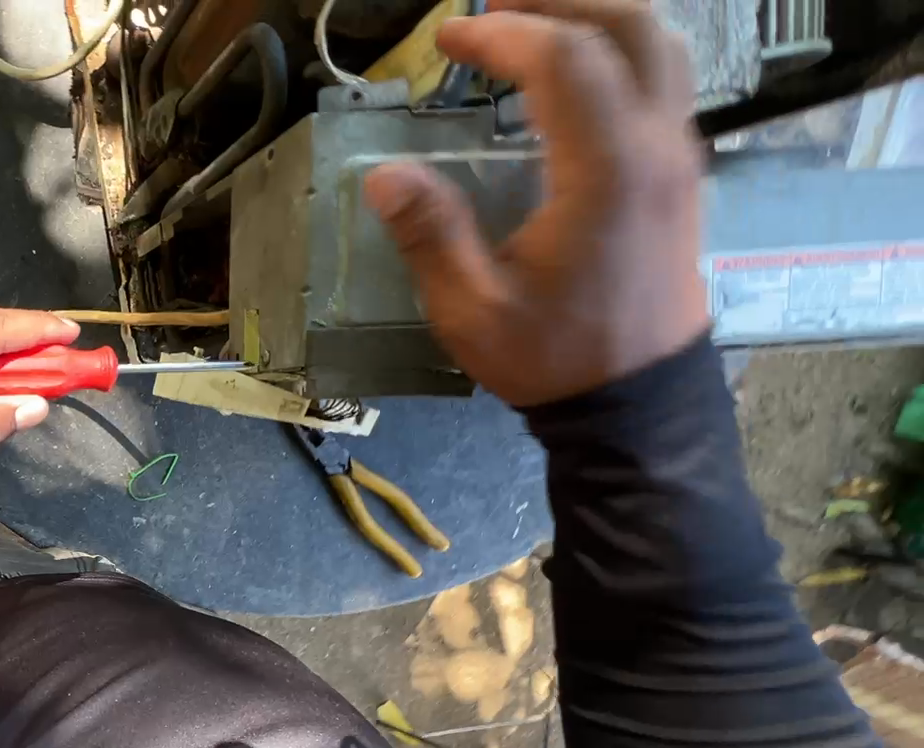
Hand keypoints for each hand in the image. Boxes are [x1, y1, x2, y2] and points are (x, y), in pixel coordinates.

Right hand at [364, 0, 708, 406]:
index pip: (563, 63)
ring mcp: (677, 155)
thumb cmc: (546, 353)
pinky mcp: (677, 173)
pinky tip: (571, 73)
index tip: (446, 38)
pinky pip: (659, 81)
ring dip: (595, 18)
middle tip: (493, 7)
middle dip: (561, 2)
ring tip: (531, 23)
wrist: (630, 394)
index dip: (503, 36)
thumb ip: (431, 236)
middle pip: (630, 28)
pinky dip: (616, 53)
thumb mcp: (470, 308)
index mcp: (603, 172)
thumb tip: (383, 175)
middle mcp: (654, 146)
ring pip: (659, 47)